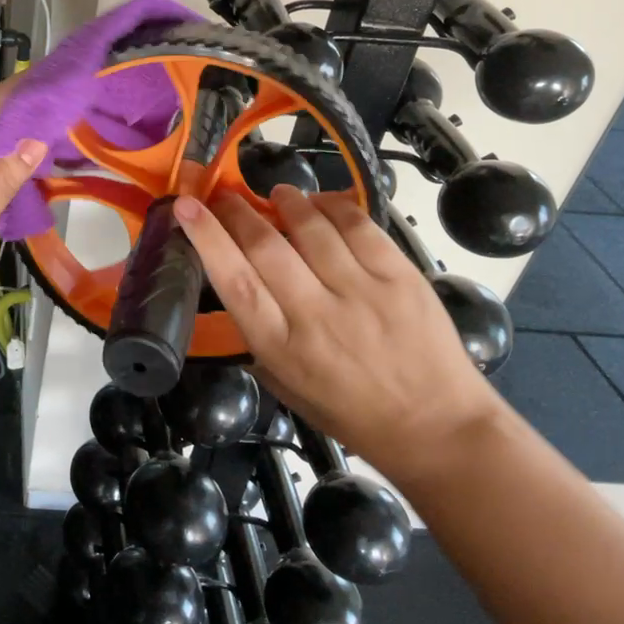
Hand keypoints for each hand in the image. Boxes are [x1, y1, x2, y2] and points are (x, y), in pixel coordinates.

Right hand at [174, 187, 504, 479]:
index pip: (234, 280)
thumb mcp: (284, 384)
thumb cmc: (349, 411)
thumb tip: (232, 277)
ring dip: (285, 201)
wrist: (437, 427)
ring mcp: (363, 292)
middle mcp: (317, 315)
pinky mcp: (401, 277)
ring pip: (311, 226)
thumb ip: (255, 333)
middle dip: (238, 210)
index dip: (206, 237)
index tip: (186, 206)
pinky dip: (332, 205)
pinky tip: (320, 203)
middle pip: (266, 245)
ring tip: (277, 195)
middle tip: (225, 196)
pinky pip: (358, 225)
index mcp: (282, 346)